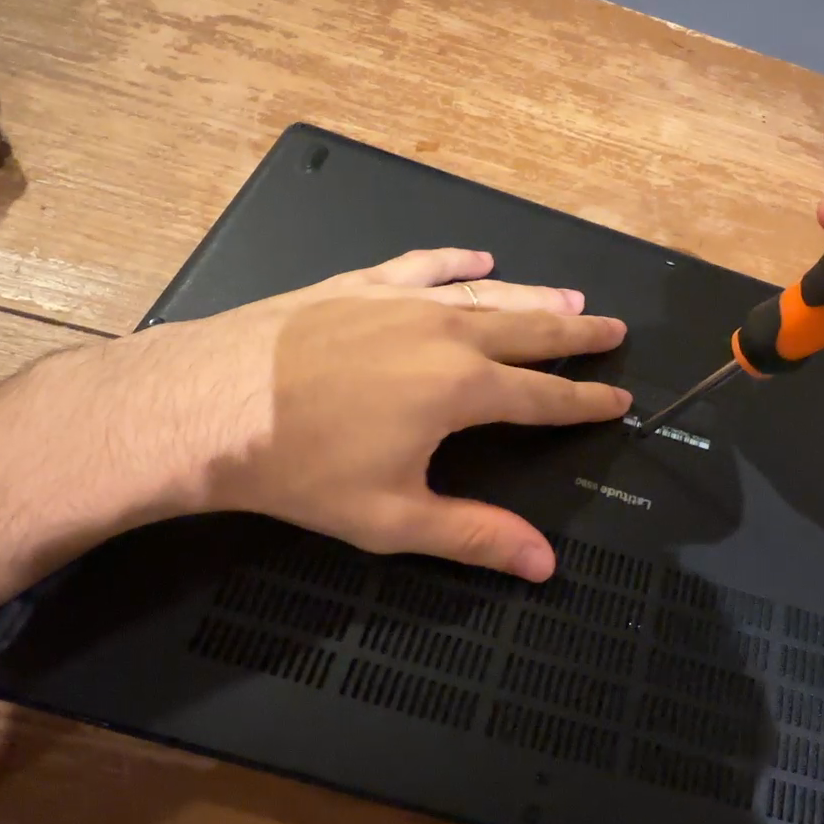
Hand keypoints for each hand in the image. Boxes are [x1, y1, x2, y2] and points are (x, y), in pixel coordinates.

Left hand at [50, 249, 629, 580]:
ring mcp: (402, 300)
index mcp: (464, 388)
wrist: (202, 406)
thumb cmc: (302, 468)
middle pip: (530, 329)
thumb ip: (476, 536)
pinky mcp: (360, 283)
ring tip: (571, 298)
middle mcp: (446, 333)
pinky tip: (480, 258)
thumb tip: (546, 565)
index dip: (587, 401)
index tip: (620, 398)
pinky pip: (425, 264)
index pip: (545, 395)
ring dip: (535, 295)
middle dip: (578, 334)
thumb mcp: (394, 517)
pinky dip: (459, 262)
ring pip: (489, 293)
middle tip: (614, 330)